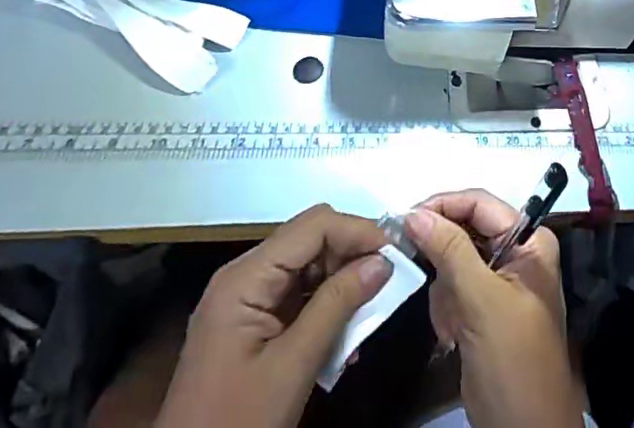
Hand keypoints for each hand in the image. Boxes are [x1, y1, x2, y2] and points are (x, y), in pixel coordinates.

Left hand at [156, 204, 392, 427]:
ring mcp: (246, 297)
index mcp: (246, 277)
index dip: (357, 231)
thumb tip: (383, 262)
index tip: (396, 254)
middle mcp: (244, 275)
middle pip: (311, 239)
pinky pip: (299, 293)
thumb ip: (338, 305)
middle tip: (389, 281)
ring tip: (372, 310)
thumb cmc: (237, 420)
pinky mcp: (252, 320)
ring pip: (309, 264)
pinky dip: (328, 304)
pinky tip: (348, 333)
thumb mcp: (293, 365)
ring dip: (343, 281)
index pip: (313, 225)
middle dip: (352, 254)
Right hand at [405, 191, 584, 427]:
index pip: (480, 203)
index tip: (405, 220)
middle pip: (463, 232)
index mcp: (530, 239)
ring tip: (456, 327)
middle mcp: (517, 251)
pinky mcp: (483, 307)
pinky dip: (447, 312)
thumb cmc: (513, 360)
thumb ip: (450, 250)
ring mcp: (499, 280)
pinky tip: (455, 338)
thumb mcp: (483, 300)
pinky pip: (451, 291)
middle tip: (441, 293)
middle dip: (446, 267)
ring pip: (452, 263)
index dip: (443, 206)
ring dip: (446, 296)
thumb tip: (414, 213)